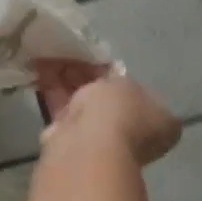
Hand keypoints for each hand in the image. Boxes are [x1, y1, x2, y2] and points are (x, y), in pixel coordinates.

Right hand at [35, 61, 180, 165]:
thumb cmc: (118, 113)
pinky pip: (63, 107)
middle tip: (69, 55)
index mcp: (161, 119)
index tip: (97, 60)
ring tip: (50, 57)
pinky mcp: (71, 136)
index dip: (117, 74)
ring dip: (67, 80)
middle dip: (87, 76)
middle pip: (108, 97)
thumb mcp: (124, 84)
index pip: (139, 92)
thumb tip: (106, 76)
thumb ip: (115, 77)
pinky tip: (40, 71)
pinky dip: (53, 90)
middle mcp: (134, 130)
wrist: (87, 144)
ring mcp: (102, 135)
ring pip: (83, 101)